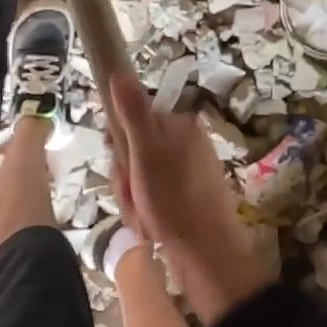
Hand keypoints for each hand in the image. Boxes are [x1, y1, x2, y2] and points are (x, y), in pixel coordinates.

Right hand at [106, 74, 271, 323]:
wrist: (207, 255)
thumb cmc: (174, 199)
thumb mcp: (145, 151)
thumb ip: (132, 111)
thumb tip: (118, 71)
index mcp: (179, 124)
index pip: (132, 118)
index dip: (118, 143)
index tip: (120, 163)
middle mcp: (186, 142)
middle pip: (134, 148)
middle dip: (126, 176)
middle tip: (133, 195)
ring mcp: (189, 170)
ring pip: (140, 175)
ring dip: (133, 197)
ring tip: (142, 216)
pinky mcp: (189, 196)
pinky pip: (154, 194)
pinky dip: (146, 210)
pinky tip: (150, 227)